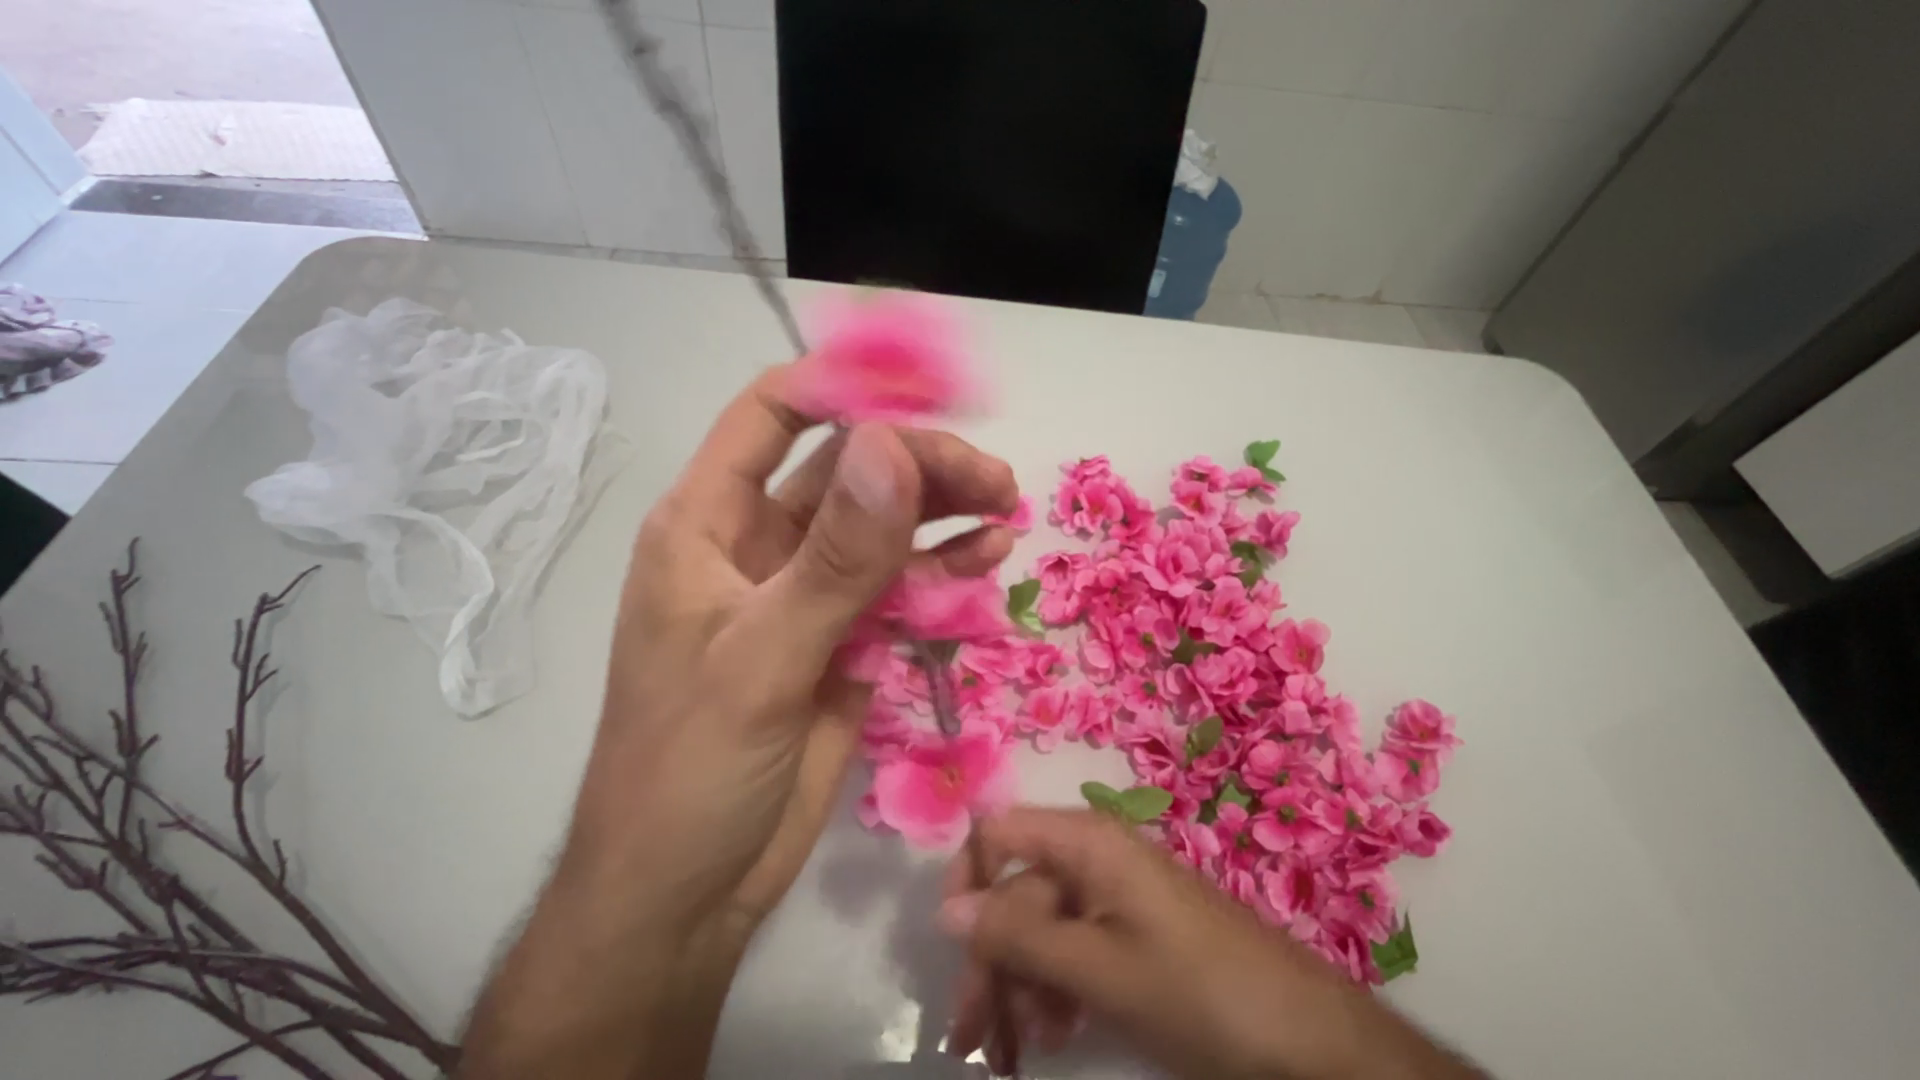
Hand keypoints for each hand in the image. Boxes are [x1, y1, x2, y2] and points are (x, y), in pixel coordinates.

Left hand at [458, 367, 1017, 1078]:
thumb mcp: (762, 660)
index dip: (844, 387)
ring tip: (1005, 511)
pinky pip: (899, 589)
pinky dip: (943, 571)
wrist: (687, 892)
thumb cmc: (690, 769)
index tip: (928, 391)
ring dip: (942, 512)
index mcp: (707, 526)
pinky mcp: (841, 645)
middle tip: (993, 481)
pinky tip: (988, 562)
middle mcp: (758, 547)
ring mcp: (805, 597)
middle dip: (920, 463)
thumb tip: (893, 447)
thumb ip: (835, 560)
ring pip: (882, 527)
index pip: (773, 415)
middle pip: (847, 469)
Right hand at [940, 808, 1484, 1079]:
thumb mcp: (1098, 970)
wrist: (1310, 1043)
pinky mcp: (1135, 942)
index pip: (998, 834)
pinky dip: (1053, 995)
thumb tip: (944, 907)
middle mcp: (1095, 861)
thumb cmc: (1199, 992)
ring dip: (1015, 989)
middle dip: (987, 964)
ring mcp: (1117, 903)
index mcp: (1086, 844)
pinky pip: (1074, 955)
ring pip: (1041, 933)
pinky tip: (1050, 1038)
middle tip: (968, 1039)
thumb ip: (1017, 937)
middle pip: (1016, 897)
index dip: (966, 881)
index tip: (950, 946)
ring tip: (1006, 1055)